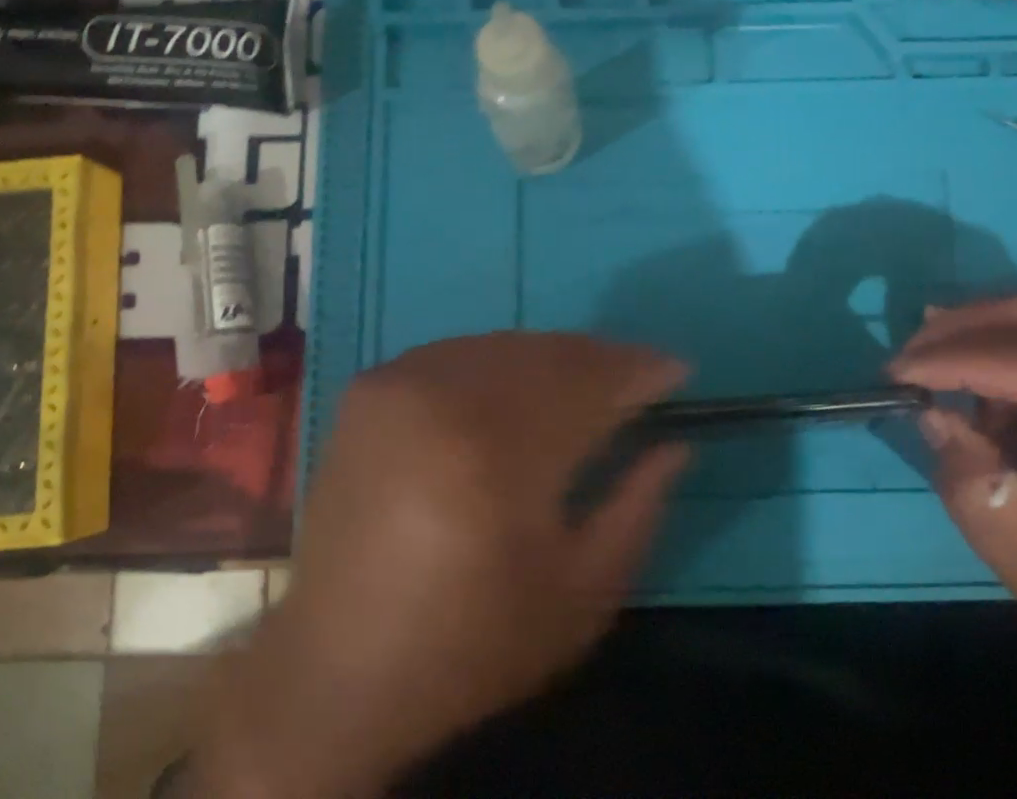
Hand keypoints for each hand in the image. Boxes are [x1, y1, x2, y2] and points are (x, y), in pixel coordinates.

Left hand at [203, 333, 688, 797]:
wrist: (339, 671)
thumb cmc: (473, 646)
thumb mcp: (582, 596)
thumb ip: (638, 508)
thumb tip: (675, 443)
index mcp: (500, 455)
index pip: (591, 382)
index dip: (641, 370)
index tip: (677, 373)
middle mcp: (443, 400)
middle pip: (548, 353)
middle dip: (602, 361)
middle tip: (636, 382)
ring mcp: (397, 387)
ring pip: (502, 345)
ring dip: (554, 358)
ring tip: (584, 388)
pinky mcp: (367, 392)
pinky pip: (456, 352)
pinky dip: (501, 362)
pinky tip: (517, 391)